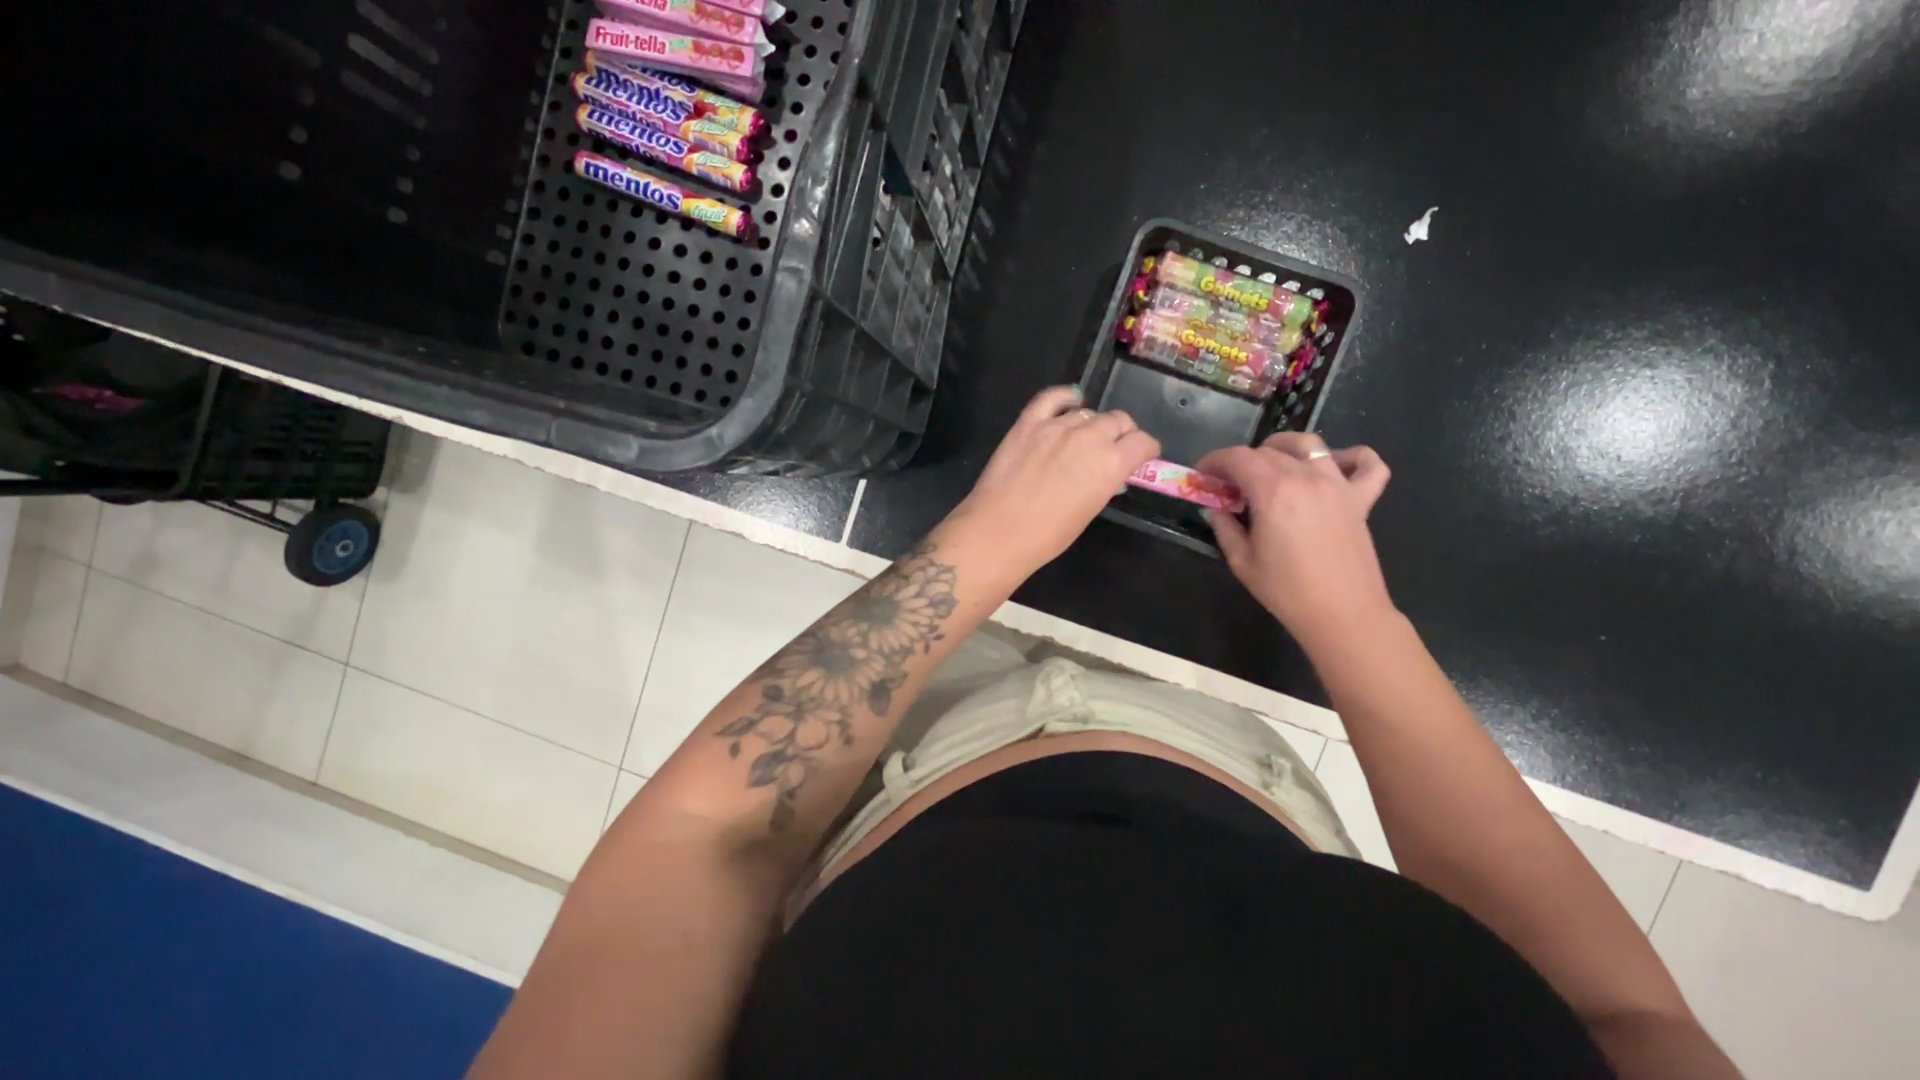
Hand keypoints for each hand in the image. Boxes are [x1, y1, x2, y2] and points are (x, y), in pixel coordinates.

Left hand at [946, 385, 1160, 574]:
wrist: (999, 532)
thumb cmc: (1048, 535)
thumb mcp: (1090, 510)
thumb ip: (1105, 482)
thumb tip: (1108, 471)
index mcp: (1111, 464)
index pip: (1142, 442)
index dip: (1146, 448)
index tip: (1142, 455)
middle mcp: (1089, 438)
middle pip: (1117, 420)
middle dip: (1122, 433)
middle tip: (1114, 447)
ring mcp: (1057, 426)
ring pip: (1088, 412)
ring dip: (1093, 423)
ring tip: (1085, 438)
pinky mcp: (1028, 422)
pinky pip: (1052, 397)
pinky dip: (1065, 397)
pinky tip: (1070, 402)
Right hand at [1197, 433, 1395, 648]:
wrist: (1342, 614)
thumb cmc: (1286, 591)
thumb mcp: (1241, 561)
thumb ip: (1224, 527)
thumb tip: (1216, 507)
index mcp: (1272, 491)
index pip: (1237, 457)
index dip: (1214, 461)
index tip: (1203, 476)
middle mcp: (1306, 477)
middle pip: (1268, 451)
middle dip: (1241, 462)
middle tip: (1230, 487)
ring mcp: (1338, 485)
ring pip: (1310, 445)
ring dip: (1284, 448)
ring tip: (1273, 466)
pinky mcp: (1361, 499)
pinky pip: (1367, 464)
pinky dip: (1352, 457)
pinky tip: (1335, 468)